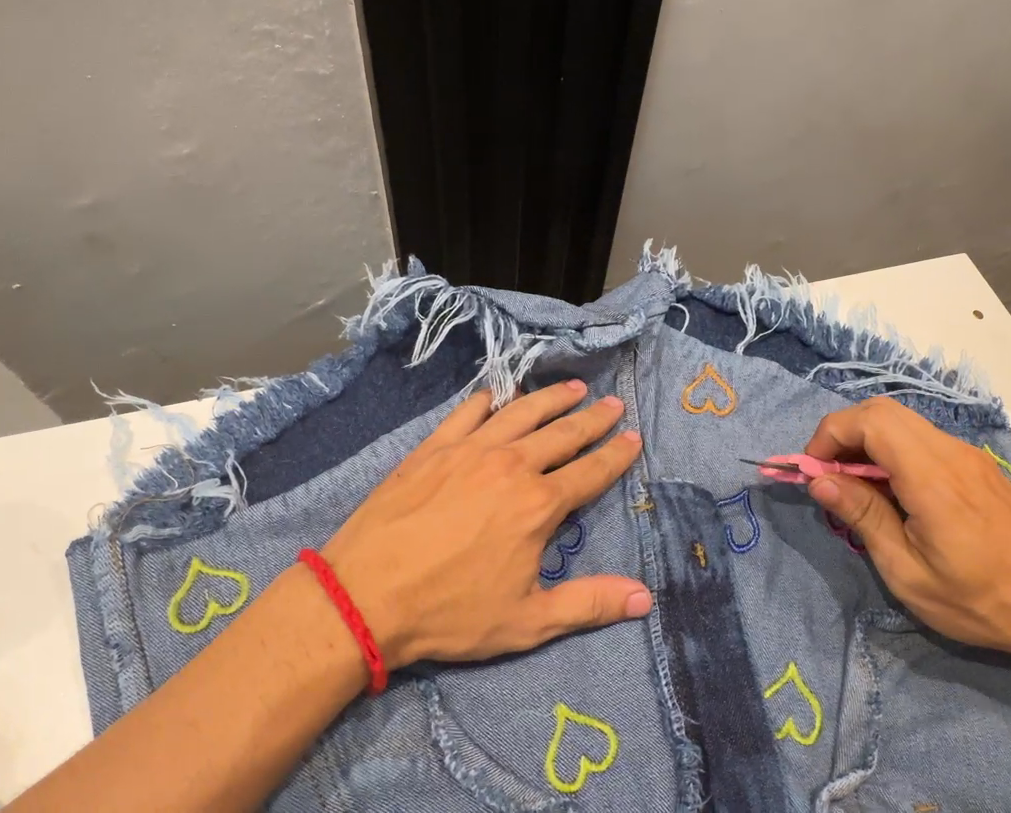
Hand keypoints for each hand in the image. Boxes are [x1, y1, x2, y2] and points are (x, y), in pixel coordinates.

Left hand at [320, 381, 650, 668]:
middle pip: (562, 433)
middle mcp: (511, 466)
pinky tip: (499, 395)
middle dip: (592, 418)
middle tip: (613, 403)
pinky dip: (490, 400)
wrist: (363, 596)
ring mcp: (469, 451)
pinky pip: (468, 412)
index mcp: (538, 505)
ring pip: (521, 413)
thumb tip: (646, 598)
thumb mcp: (527, 622)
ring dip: (551, 398)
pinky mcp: (433, 448)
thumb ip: (589, 604)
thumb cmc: (449, 613)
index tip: (634, 437)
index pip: (590, 472)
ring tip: (573, 388)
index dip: (616, 455)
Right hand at [800, 398, 1010, 659]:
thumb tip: (820, 480)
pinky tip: (893, 495)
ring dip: (869, 443)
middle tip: (828, 477)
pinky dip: (895, 453)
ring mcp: (968, 457)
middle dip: (845, 434)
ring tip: (856, 490)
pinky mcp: (978, 468)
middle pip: (883, 412)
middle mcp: (950, 452)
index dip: (829, 436)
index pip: (868, 421)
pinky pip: (925, 442)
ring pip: (905, 424)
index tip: (812, 473)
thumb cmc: (978, 600)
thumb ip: (863, 516)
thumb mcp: (907, 571)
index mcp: (930, 475)